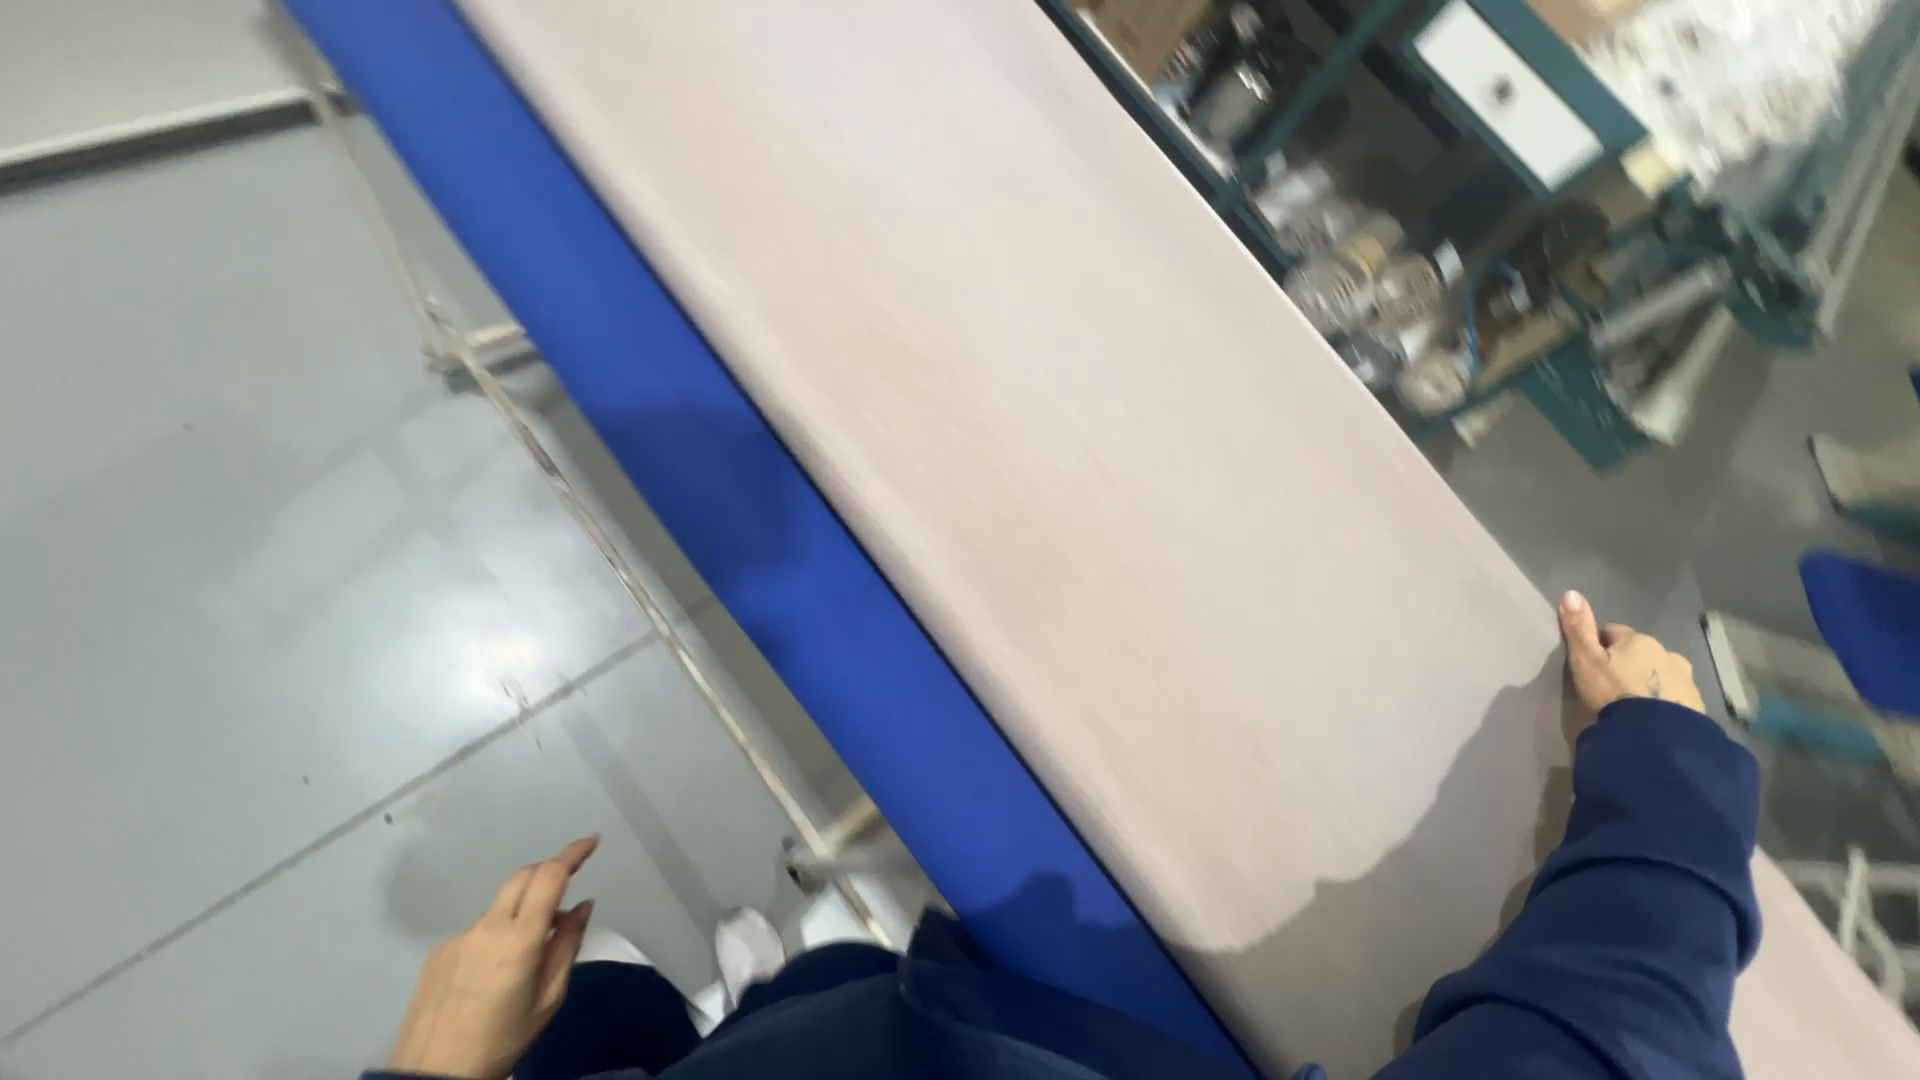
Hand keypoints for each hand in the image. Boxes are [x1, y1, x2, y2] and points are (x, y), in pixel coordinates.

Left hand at [388, 836, 599, 1079]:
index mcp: (519, 939)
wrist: (432, 1079)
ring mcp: (458, 938)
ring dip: (523, 907)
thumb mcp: (549, 998)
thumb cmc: (503, 1040)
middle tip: (570, 881)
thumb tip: (583, 906)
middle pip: (523, 876)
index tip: (592, 841)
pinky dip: (498, 934)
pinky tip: (494, 971)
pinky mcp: (438, 953)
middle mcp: (487, 928)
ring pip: (500, 904)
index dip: (573, 853)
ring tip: (532, 947)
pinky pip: (479, 929)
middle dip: (549, 869)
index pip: (550, 877)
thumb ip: (568, 945)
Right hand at [1559, 591, 1705, 713]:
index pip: (1612, 632)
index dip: (1598, 645)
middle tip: (1608, 683)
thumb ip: (1578, 628)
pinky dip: (1662, 698)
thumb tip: (1571, 592)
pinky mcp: (1695, 702)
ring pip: (1659, 671)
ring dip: (1646, 679)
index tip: (1589, 663)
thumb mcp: (1585, 659)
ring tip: (1630, 701)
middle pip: (1640, 651)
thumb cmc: (1612, 690)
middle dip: (1627, 661)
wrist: (1654, 732)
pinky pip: (1673, 693)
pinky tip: (1649, 713)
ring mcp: (1685, 677)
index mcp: (1638, 640)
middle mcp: (1667, 652)